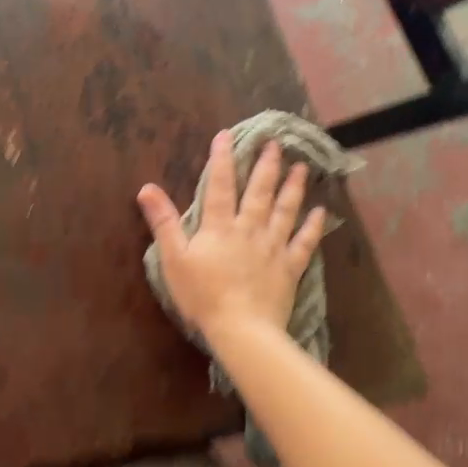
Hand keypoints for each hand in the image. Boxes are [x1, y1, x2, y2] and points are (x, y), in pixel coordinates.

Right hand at [138, 130, 325, 340]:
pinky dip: (313, 227)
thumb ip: (163, 222)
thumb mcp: (173, 258)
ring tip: (301, 167)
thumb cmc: (203, 294)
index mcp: (219, 226)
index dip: (222, 159)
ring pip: (285, 211)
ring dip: (293, 188)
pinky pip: (304, 244)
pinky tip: (320, 212)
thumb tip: (147, 188)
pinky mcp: (289, 269)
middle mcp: (249, 230)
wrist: (243, 330)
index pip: (219, 185)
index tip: (226, 135)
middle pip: (259, 192)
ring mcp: (272, 248)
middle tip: (275, 144)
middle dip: (266, 166)